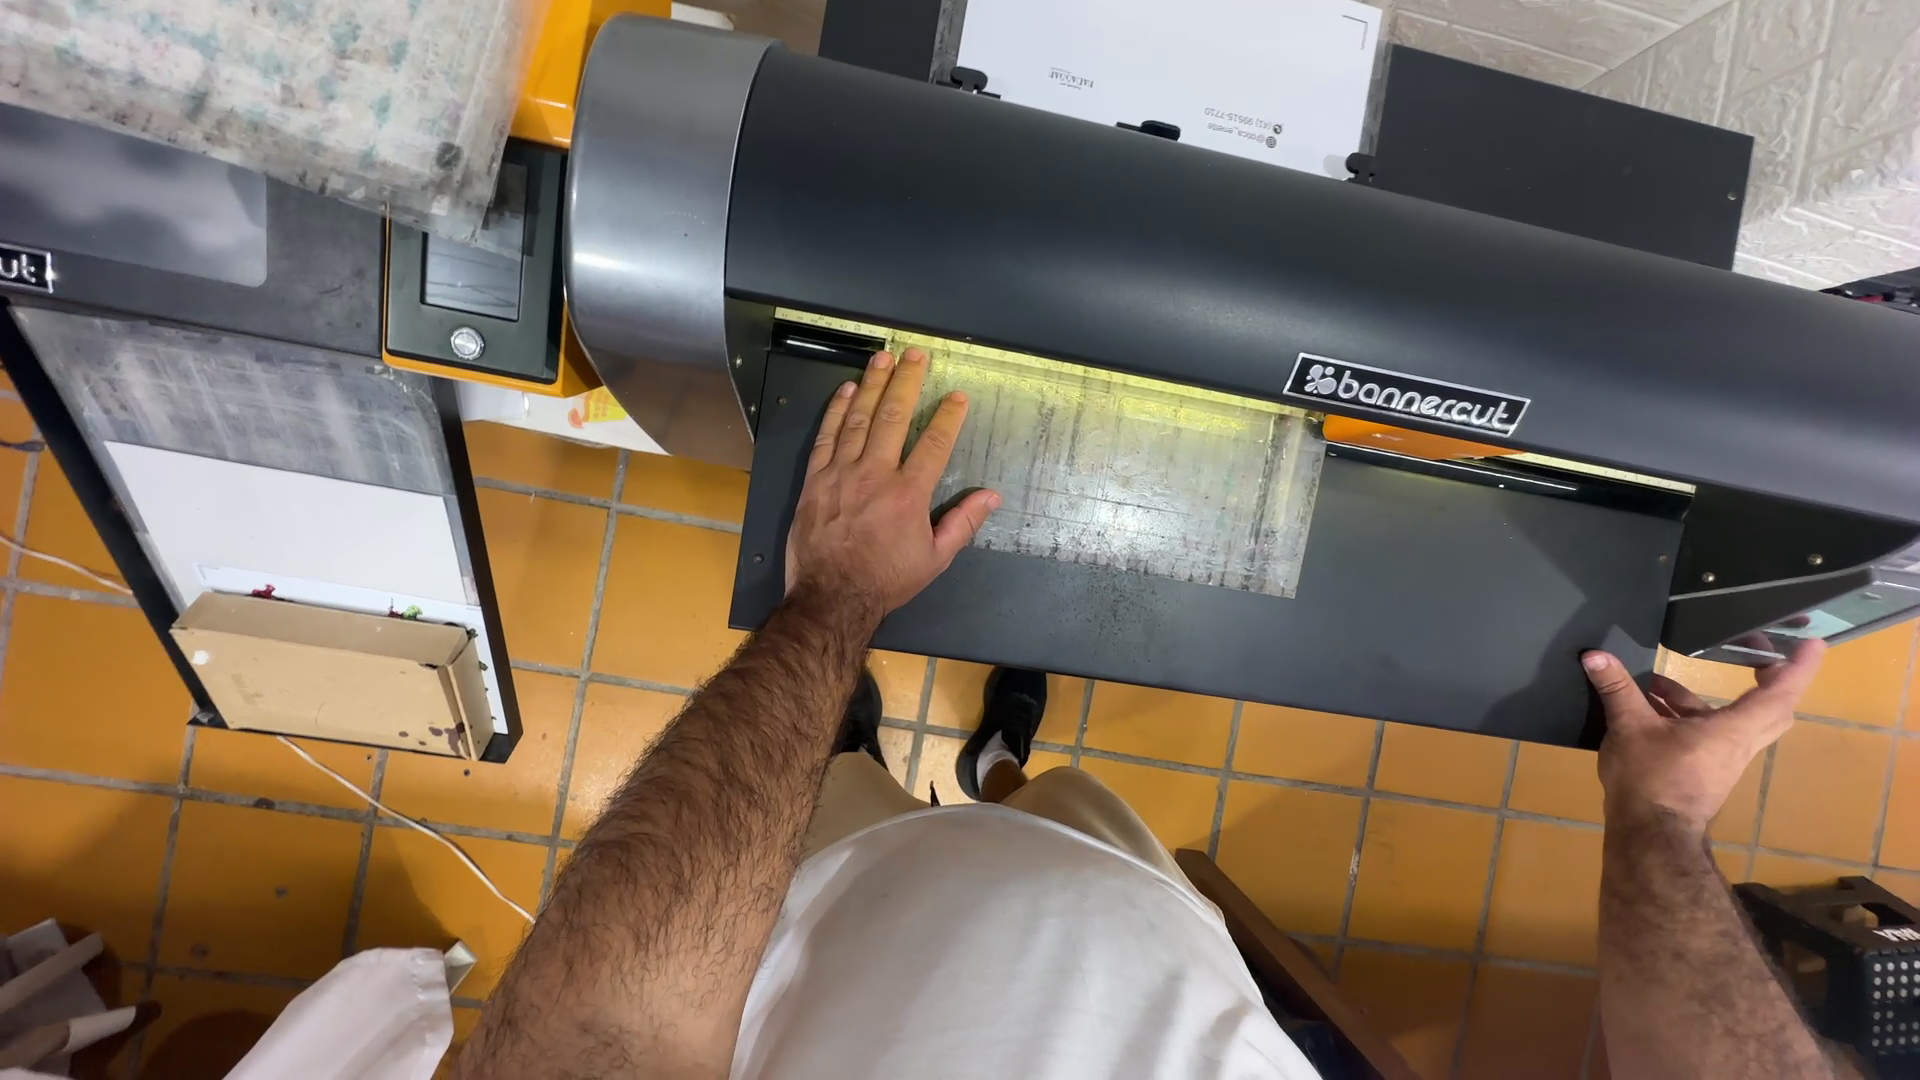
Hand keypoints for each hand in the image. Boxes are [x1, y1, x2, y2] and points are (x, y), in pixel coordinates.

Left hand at [785, 347, 1000, 618]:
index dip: (948, 416)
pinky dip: (837, 411)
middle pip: (894, 418)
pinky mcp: (816, 480)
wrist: (831, 597)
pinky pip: (827, 437)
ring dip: (872, 385)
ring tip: (883, 358)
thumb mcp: (935, 559)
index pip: (934, 444)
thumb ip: (962, 524)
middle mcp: (876, 475)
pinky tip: (847, 390)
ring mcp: (842, 474)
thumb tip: (991, 496)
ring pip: (859, 420)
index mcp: (909, 495)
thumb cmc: (886, 580)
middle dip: (907, 382)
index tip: (956, 395)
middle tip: (915, 354)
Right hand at [1583, 641, 1824, 834]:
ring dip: (1696, 698)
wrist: (1652, 828)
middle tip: (1755, 658)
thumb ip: (1615, 689)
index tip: (1812, 644)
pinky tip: (1641, 711)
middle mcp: (1737, 742)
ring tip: (1654, 682)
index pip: (1778, 694)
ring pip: (1727, 720)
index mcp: (1731, 729)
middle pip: (1768, 709)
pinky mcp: (1701, 767)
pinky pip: (1702, 732)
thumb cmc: (1651, 776)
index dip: (1798, 667)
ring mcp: (1720, 757)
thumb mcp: (1628, 726)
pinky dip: (1680, 715)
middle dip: (1767, 681)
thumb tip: (1595, 655)